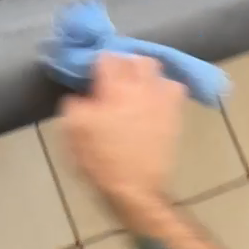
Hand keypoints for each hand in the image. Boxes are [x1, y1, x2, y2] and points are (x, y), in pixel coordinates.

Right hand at [59, 54, 185, 227]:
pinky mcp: (175, 118)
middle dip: (124, 62)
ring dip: (146, 74)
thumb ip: (75, 103)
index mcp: (116, 88)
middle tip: (112, 76)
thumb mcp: (73, 129)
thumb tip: (83, 95)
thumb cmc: (101, 159)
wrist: (135, 191)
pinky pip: (174, 91)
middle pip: (137, 59)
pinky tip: (151, 100)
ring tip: (135, 86)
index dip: (96, 62)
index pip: (108, 57)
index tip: (89, 74)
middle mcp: (143, 89)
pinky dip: (162, 90)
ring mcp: (163, 103)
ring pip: (160, 72)